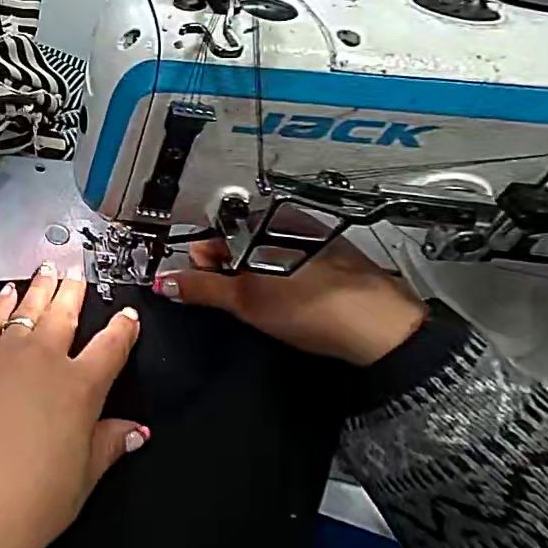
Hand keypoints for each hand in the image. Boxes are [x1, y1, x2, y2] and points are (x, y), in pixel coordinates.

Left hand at [0, 265, 146, 547]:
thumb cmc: (21, 503)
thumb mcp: (81, 481)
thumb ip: (109, 446)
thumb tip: (134, 433)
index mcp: (80, 389)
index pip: (112, 347)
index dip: (124, 328)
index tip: (128, 317)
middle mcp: (45, 361)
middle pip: (67, 312)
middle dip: (76, 290)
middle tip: (79, 275)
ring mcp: (8, 354)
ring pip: (31, 306)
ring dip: (42, 286)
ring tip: (49, 269)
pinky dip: (2, 302)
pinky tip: (7, 293)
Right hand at [155, 219, 426, 365]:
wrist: (381, 328)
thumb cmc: (315, 307)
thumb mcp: (246, 301)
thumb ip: (201, 288)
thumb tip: (166, 281)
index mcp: (259, 222)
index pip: (210, 234)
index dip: (202, 263)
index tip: (204, 286)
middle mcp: (283, 220)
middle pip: (235, 241)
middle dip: (228, 269)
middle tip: (239, 300)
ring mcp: (308, 234)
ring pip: (263, 250)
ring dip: (255, 274)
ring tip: (269, 304)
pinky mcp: (329, 250)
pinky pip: (289, 257)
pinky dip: (282, 275)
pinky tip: (293, 300)